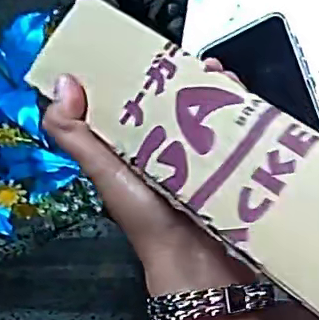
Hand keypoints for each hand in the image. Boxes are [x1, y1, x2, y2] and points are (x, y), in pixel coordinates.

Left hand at [42, 66, 252, 294]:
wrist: (196, 263)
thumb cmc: (148, 224)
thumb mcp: (104, 174)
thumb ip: (76, 135)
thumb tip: (62, 83)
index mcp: (142, 147)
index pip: (149, 101)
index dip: (157, 75)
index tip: (166, 56)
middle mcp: (180, 152)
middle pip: (192, 106)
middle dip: (203, 83)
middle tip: (212, 70)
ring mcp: (213, 163)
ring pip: (222, 121)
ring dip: (231, 101)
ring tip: (235, 88)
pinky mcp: (240, 175)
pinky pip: (247, 145)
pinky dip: (253, 129)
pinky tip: (256, 117)